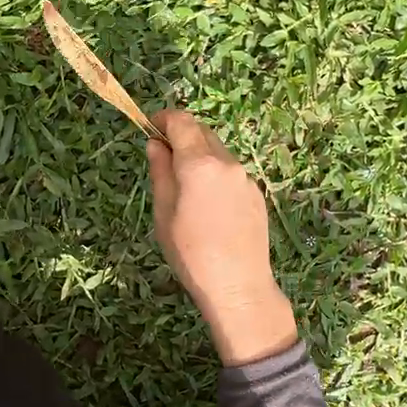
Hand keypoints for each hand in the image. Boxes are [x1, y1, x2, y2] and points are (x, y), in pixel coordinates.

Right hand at [146, 110, 297, 365]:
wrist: (239, 287)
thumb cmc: (191, 253)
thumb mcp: (163, 212)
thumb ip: (160, 171)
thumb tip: (155, 144)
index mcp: (200, 163)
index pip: (181, 121)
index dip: (163, 119)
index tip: (149, 127)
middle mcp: (226, 162)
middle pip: (201, 132)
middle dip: (181, 136)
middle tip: (162, 156)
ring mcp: (245, 178)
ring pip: (217, 151)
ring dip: (199, 155)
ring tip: (185, 187)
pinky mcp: (256, 194)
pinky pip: (230, 172)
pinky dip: (215, 173)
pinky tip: (208, 205)